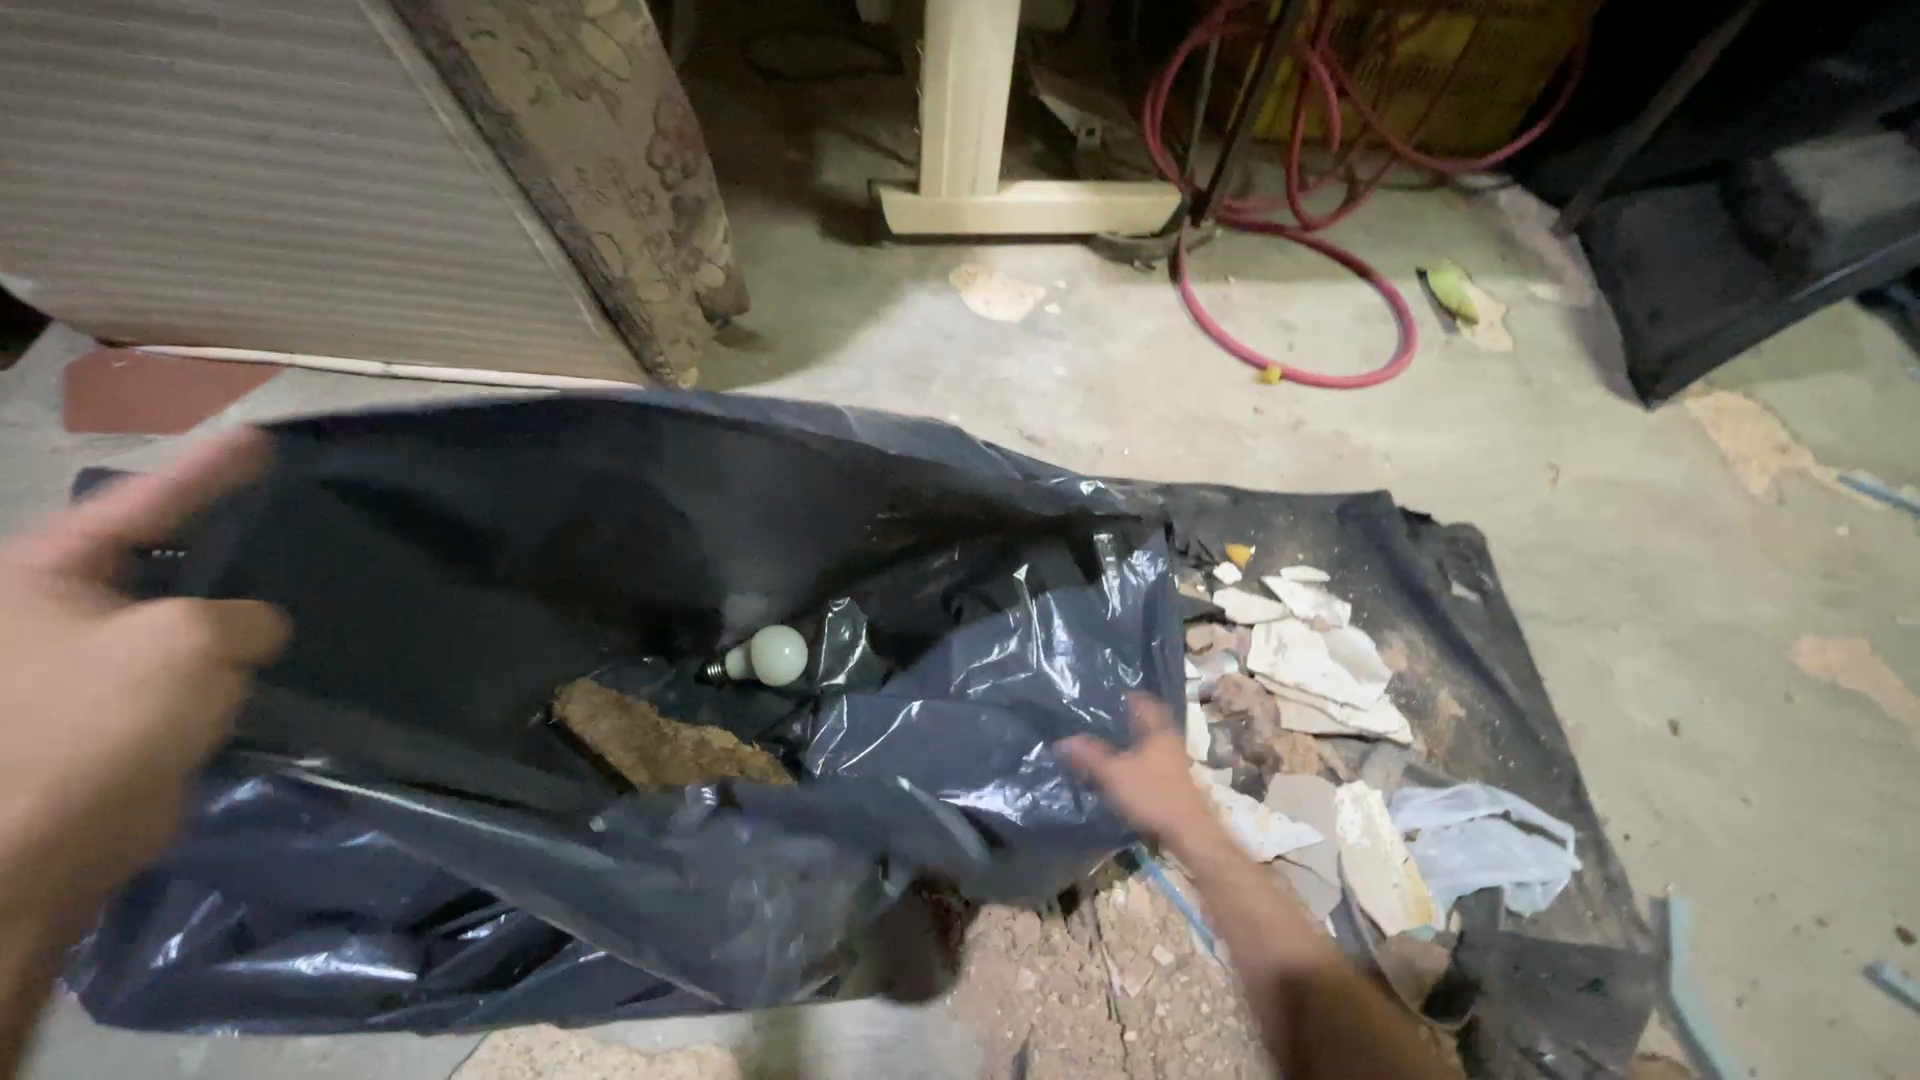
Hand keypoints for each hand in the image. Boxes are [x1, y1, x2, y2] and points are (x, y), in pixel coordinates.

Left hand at [0, 430, 290, 923]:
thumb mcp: (192, 641)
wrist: (40, 844)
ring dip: (231, 599)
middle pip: (155, 552)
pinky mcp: (110, 706)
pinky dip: (228, 651)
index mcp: (40, 576)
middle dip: (221, 534)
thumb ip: (245, 614)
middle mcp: (49, 609)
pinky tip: (274, 644)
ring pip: (174, 609)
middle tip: (284, 509)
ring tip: (295, 572)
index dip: (207, 472)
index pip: (139, 504)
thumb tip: (254, 629)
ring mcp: (77, 660)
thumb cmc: (96, 722)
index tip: (260, 439)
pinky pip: (181, 659)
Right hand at [1058, 694, 1223, 856]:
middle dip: (1127, 722)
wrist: (1188, 832)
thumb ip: (1088, 756)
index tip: (1110, 698)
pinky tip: (1122, 773)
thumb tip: (1063, 741)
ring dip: (1132, 744)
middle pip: (1148, 723)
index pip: (1144, 702)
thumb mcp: (1113, 774)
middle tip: (1103, 721)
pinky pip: (1153, 763)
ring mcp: (1176, 764)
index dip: (1128, 697)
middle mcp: (1170, 742)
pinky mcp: (1176, 784)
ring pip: (1151, 745)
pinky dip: (1137, 763)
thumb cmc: (1152, 795)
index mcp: (1158, 731)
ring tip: (1108, 747)